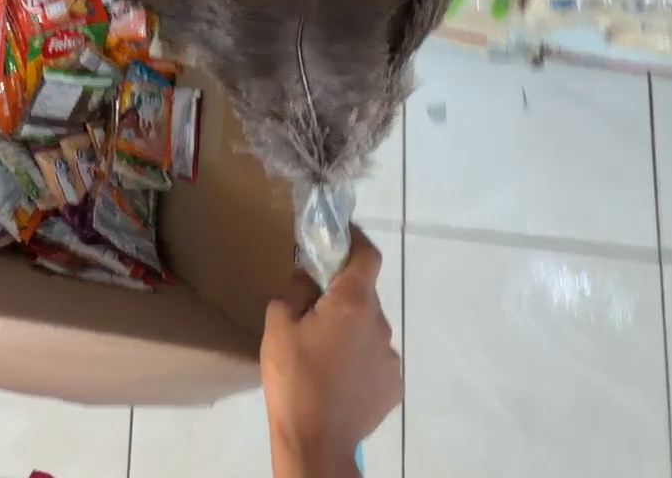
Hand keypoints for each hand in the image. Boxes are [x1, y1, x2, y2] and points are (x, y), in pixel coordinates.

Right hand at [261, 227, 400, 474]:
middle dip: (339, 289)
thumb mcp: (278, 321)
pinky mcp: (392, 384)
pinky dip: (355, 352)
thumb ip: (296, 289)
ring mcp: (390, 357)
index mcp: (352, 303)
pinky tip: (332, 370)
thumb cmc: (292, 373)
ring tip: (317, 343)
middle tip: (309, 299)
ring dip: (346, 323)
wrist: (317, 439)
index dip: (356, 238)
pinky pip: (372, 354)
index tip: (339, 232)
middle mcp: (380, 325)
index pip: (367, 256)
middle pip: (363, 292)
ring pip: (367, 325)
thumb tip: (309, 272)